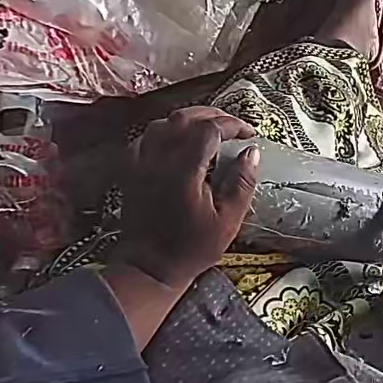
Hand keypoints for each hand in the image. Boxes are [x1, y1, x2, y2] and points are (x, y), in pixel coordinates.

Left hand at [112, 107, 260, 289]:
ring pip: (164, 122)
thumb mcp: (227, 221)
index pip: (209, 129)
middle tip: (233, 127)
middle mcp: (159, 158)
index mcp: (184, 170)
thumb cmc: (191, 248)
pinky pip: (148, 135)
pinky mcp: (130, 167)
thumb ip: (242, 184)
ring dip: (190, 120)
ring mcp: (140, 161)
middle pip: (185, 117)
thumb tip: (252, 152)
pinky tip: (179, 141)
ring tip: (210, 130)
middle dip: (213, 116)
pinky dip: (167, 131)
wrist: (148, 265)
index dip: (232, 125)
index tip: (248, 134)